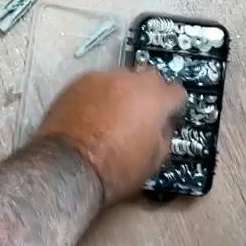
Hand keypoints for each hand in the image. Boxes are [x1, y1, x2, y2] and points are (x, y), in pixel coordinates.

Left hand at [37, 68, 186, 203]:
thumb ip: (164, 135)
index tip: (166, 118)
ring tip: (112, 115)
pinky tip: (91, 114)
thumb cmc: (117, 168)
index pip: (177, 92)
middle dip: (149, 94)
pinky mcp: (80, 81)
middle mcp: (132, 80)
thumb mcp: (154, 160)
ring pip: (122, 79)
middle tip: (140, 116)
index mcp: (155, 98)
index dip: (173, 107)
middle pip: (150, 79)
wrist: (68, 166)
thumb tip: (161, 125)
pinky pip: (98, 84)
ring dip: (123, 93)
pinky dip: (100, 95)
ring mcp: (104, 77)